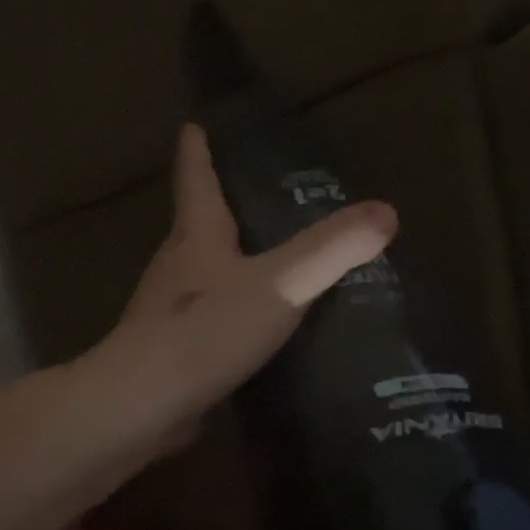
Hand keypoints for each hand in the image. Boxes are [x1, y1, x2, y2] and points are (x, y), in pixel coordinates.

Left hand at [94, 124, 396, 439]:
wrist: (144, 403)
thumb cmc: (206, 329)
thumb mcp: (280, 284)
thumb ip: (331, 249)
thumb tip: (386, 211)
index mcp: (196, 237)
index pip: (196, 179)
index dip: (198, 151)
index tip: (194, 126)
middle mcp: (176, 268)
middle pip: (198, 227)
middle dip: (222, 210)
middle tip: (260, 200)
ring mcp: (168, 313)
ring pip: (203, 278)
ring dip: (230, 269)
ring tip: (272, 268)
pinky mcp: (172, 354)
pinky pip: (208, 325)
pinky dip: (232, 320)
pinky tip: (261, 336)